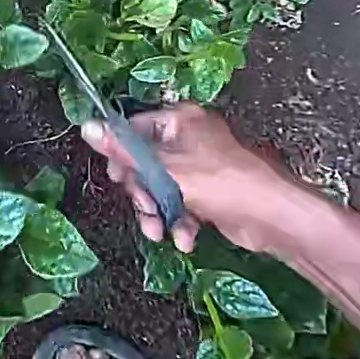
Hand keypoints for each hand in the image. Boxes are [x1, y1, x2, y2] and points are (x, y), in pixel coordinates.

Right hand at [81, 104, 321, 254]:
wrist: (273, 217)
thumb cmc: (221, 183)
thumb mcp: (166, 168)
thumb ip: (125, 152)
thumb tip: (86, 127)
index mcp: (179, 120)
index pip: (133, 129)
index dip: (122, 156)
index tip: (119, 180)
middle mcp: (188, 137)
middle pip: (146, 163)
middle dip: (144, 194)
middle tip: (146, 210)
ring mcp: (199, 164)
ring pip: (161, 187)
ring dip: (159, 213)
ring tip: (162, 233)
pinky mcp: (208, 190)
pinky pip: (181, 201)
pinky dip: (179, 220)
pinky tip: (186, 238)